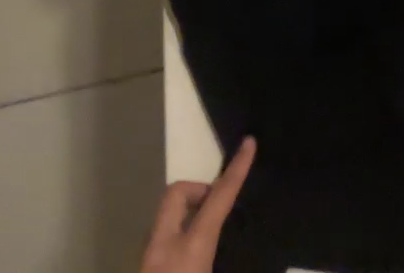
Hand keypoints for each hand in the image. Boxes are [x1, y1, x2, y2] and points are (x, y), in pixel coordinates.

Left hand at [140, 137, 255, 272]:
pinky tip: (193, 265)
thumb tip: (259, 257)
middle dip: (199, 192)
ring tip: (209, 245)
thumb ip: (227, 257)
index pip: (219, 198)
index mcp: (190, 249)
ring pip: (168, 222)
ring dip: (188, 219)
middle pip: (177, 195)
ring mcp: (148, 263)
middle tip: (220, 213)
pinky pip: (164, 244)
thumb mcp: (213, 269)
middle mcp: (164, 249)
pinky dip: (180, 242)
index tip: (249, 144)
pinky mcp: (144, 272)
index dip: (236, 169)